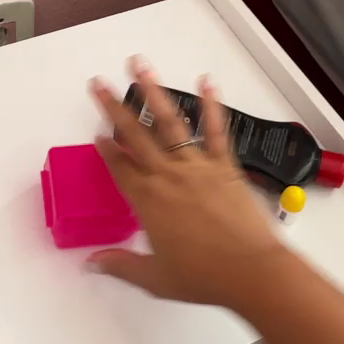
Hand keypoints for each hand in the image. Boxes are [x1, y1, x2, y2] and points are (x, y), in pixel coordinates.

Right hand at [87, 57, 297, 311]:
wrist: (251, 271)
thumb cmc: (204, 276)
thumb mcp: (155, 278)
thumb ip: (121, 265)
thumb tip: (92, 264)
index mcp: (147, 201)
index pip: (120, 168)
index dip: (107, 150)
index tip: (98, 133)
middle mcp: (168, 176)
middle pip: (135, 135)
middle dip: (115, 107)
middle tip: (100, 83)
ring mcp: (197, 166)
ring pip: (170, 122)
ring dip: (153, 91)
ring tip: (140, 66)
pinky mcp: (225, 165)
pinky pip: (216, 130)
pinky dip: (212, 105)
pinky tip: (207, 82)